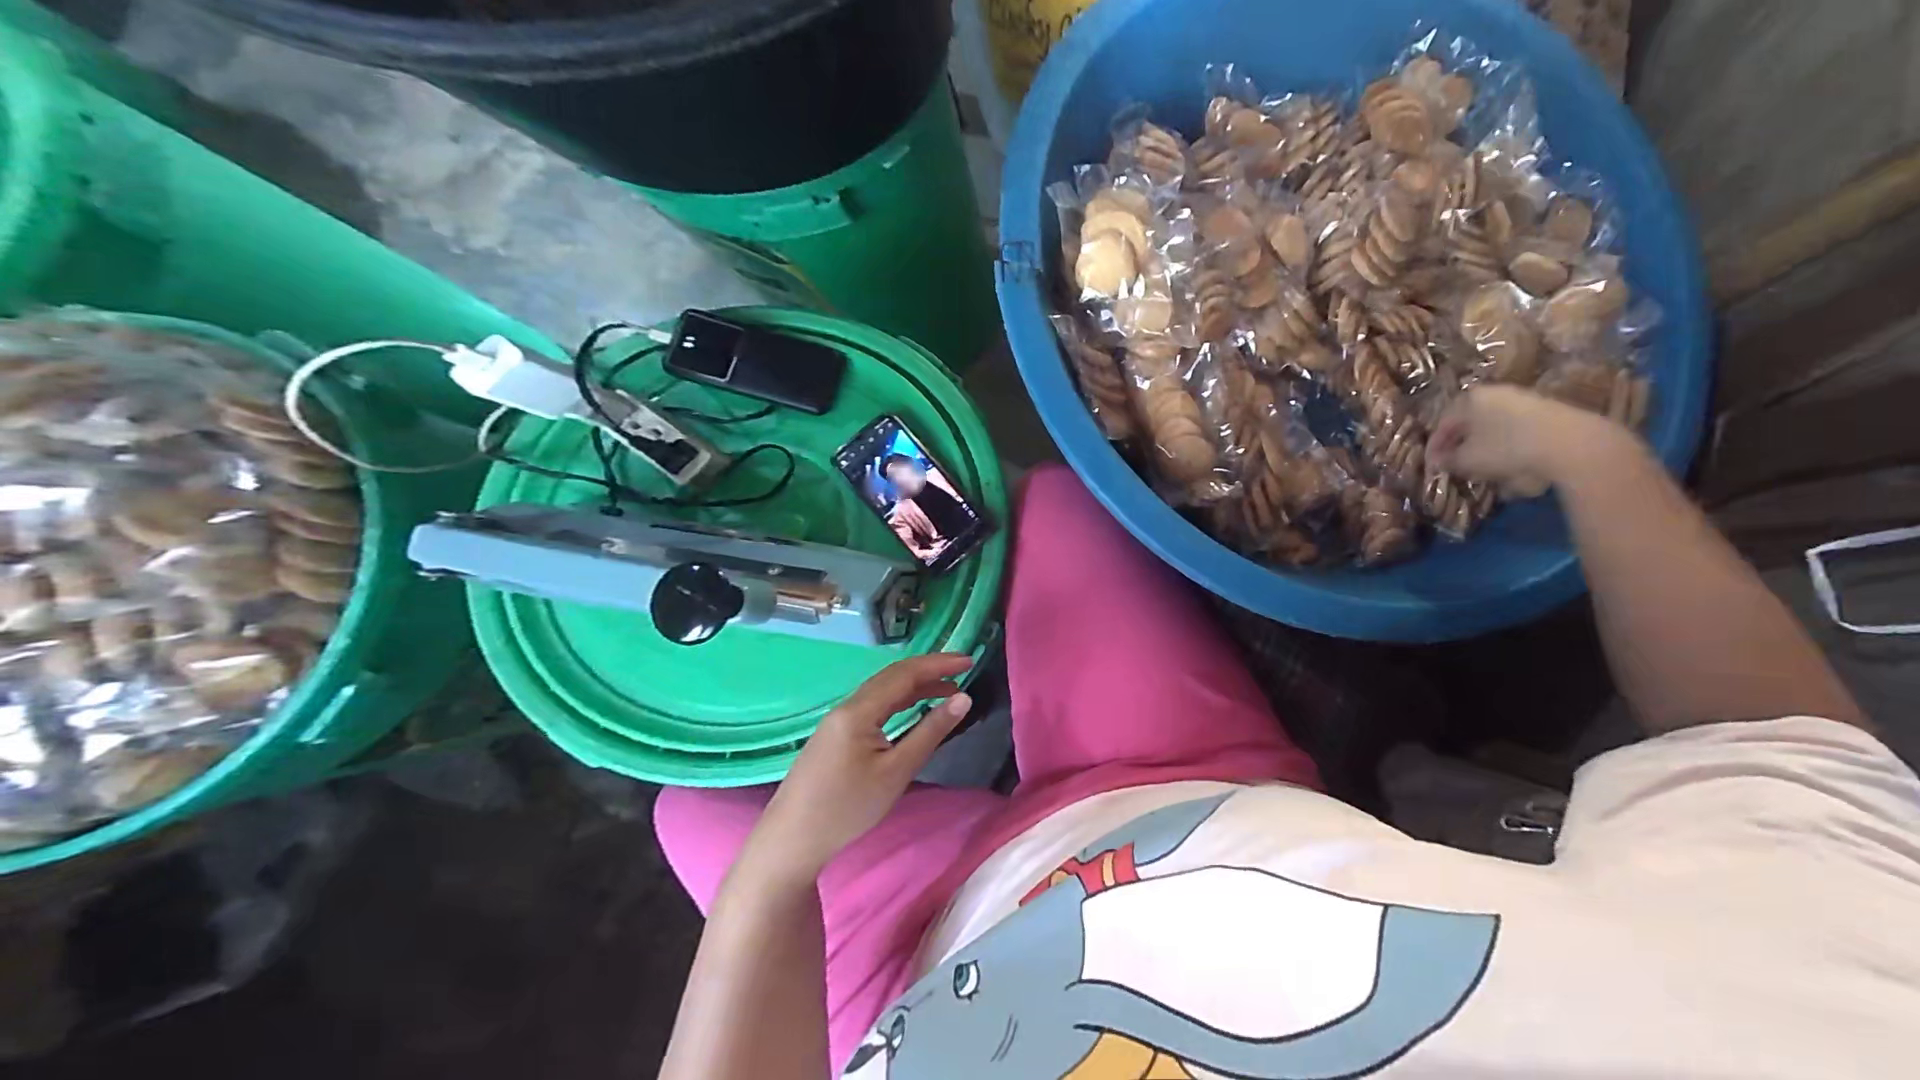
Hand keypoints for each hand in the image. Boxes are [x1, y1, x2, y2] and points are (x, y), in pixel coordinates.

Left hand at [742, 654, 974, 882]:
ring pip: (881, 692)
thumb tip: (961, 699)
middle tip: (963, 671)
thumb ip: (930, 732)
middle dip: (929, 670)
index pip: (905, 674)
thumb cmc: (848, 808)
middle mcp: (847, 707)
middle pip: (892, 678)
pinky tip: (912, 710)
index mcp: (859, 710)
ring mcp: (837, 721)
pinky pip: (872, 707)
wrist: (792, 839)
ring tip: (947, 690)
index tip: (969, 661)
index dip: (938, 664)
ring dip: (914, 687)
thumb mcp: (896, 772)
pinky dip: (898, 702)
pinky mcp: (835, 736)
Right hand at [1428, 385, 1626, 495]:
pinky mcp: (1550, 412)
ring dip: (1485, 446)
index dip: (1435, 447)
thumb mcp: (1467, 460)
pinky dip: (1508, 446)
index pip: (1443, 423)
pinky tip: (1511, 463)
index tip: (1432, 465)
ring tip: (1483, 467)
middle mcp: (1496, 393)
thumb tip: (1439, 461)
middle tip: (1456, 464)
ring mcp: (1525, 400)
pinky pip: (1517, 430)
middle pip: (1471, 422)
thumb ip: (1448, 461)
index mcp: (1470, 399)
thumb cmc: (1507, 448)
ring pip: (1495, 426)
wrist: (1573, 444)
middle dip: (1461, 444)